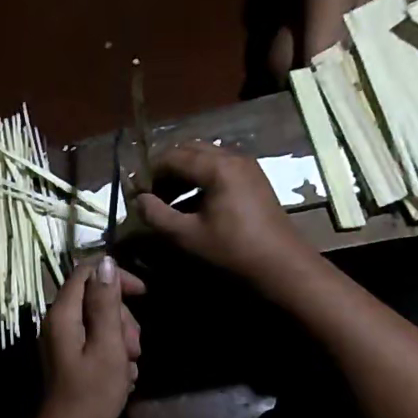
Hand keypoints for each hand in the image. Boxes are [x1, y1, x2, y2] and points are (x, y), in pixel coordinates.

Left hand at [31, 256, 144, 417]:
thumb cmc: (91, 393)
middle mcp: (58, 322)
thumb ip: (106, 303)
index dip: (115, 277)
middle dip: (122, 318)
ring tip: (130, 366)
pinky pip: (97, 341)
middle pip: (96, 299)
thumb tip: (106, 262)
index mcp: (63, 315)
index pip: (86, 272)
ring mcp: (63, 340)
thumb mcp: (107, 346)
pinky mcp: (70, 356)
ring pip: (101, 321)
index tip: (142, 294)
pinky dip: (114, 353)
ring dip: (122, 339)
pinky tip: (123, 376)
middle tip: (135, 347)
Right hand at [134, 143, 313, 283]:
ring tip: (167, 201)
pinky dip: (201, 180)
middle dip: (166, 169)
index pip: (172, 156)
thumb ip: (157, 215)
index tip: (134, 191)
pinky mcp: (254, 180)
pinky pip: (220, 169)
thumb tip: (139, 200)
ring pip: (206, 159)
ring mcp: (247, 167)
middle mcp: (233, 157)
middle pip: (190, 150)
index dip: (149, 172)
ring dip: (183, 175)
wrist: (283, 267)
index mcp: (216, 166)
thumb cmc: (233, 251)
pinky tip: (192, 205)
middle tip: (150, 193)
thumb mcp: (187, 236)